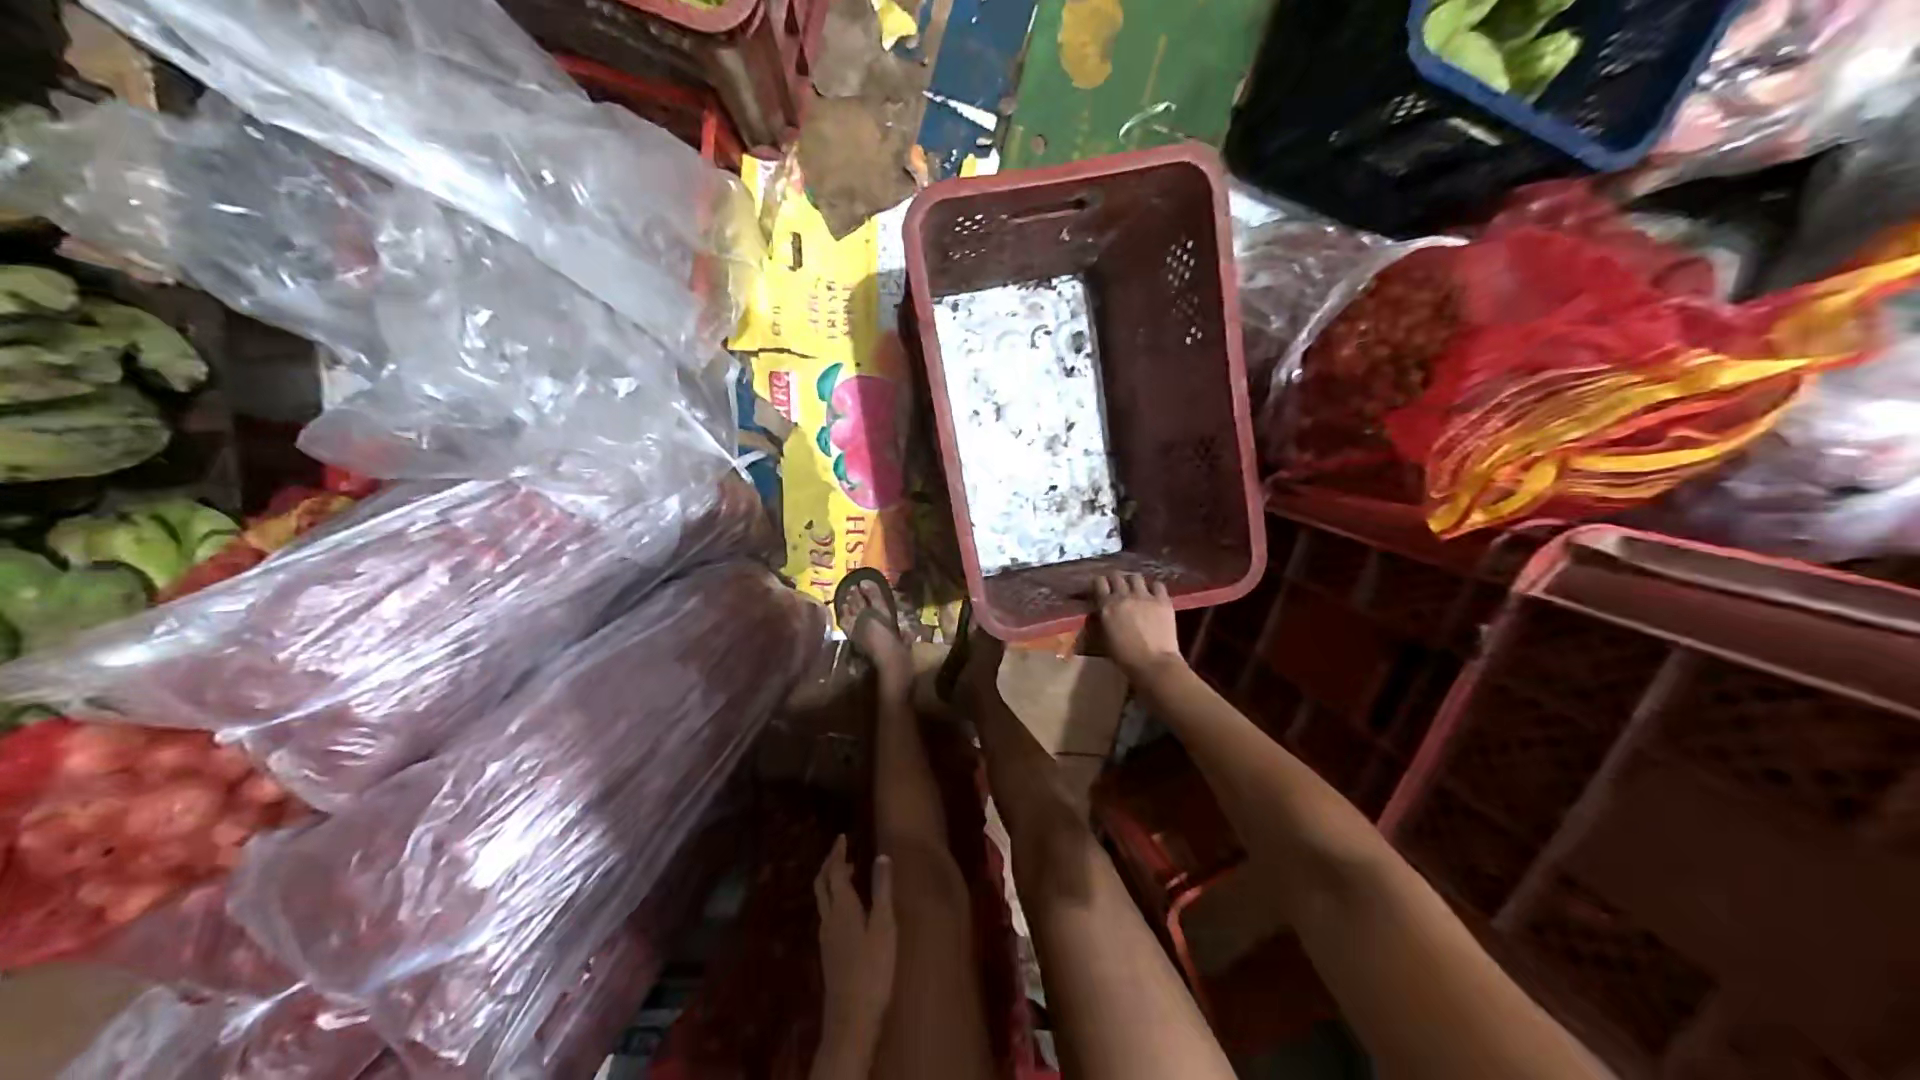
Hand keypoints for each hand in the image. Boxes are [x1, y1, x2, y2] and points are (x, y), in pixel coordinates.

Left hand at [815, 836, 895, 1047]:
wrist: (851, 1016)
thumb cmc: (873, 968)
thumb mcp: (884, 927)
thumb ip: (882, 891)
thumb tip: (881, 856)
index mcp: (842, 908)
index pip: (835, 872)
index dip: (838, 853)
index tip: (842, 837)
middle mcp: (828, 918)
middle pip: (822, 884)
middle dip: (830, 864)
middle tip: (842, 850)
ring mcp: (826, 937)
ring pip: (823, 900)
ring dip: (832, 881)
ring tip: (850, 873)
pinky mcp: (829, 951)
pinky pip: (827, 914)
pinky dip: (835, 899)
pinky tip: (849, 909)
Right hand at [1094, 571, 1182, 675]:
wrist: (1154, 663)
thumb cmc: (1125, 657)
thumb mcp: (1104, 638)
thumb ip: (1101, 619)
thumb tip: (1101, 610)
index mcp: (1107, 605)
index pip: (1099, 582)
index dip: (1099, 583)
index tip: (1100, 587)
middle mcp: (1124, 596)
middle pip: (1116, 575)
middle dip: (1114, 579)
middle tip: (1116, 587)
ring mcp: (1145, 596)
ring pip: (1136, 577)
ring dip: (1132, 581)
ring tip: (1135, 589)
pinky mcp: (1163, 600)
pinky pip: (1157, 584)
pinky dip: (1153, 587)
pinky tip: (1153, 594)